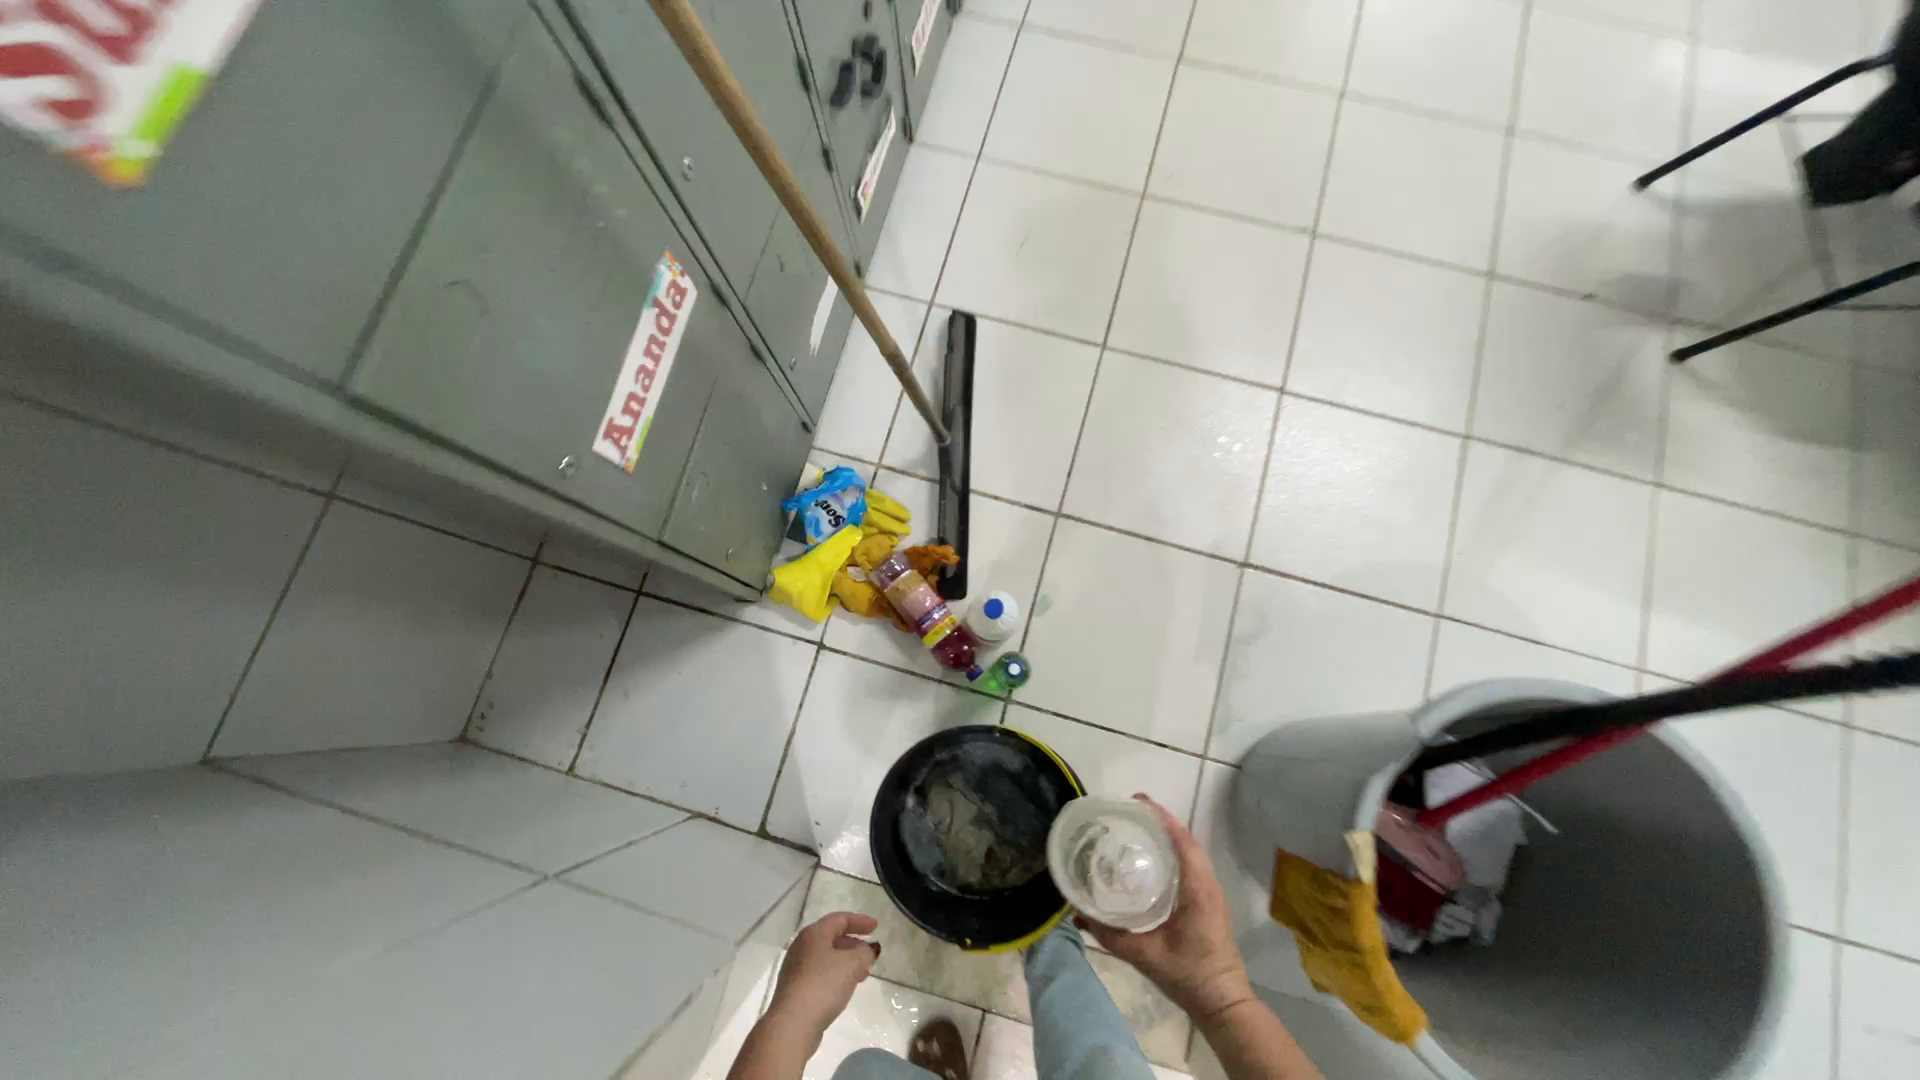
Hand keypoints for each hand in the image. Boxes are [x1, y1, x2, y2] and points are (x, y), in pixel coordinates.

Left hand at [765, 912, 882, 1040]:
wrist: (792, 1024)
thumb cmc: (823, 985)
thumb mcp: (852, 964)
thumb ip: (865, 952)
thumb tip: (867, 950)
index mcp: (814, 934)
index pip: (840, 919)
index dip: (860, 921)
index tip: (876, 927)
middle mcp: (802, 946)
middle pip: (832, 937)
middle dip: (854, 943)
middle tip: (869, 953)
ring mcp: (796, 968)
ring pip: (826, 957)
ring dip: (846, 961)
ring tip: (862, 974)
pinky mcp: (795, 988)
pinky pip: (820, 973)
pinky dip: (835, 974)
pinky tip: (844, 988)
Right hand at [1076, 795, 1254, 1022]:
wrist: (1223, 1002)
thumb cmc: (1188, 976)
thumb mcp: (1145, 956)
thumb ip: (1110, 935)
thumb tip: (1077, 912)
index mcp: (1198, 890)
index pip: (1182, 841)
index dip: (1161, 818)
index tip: (1136, 801)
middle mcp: (1208, 884)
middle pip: (1186, 840)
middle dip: (1160, 821)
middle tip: (1129, 810)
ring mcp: (1211, 892)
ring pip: (1190, 851)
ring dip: (1168, 834)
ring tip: (1137, 826)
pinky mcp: (1209, 900)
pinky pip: (1191, 864)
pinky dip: (1174, 850)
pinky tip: (1153, 856)